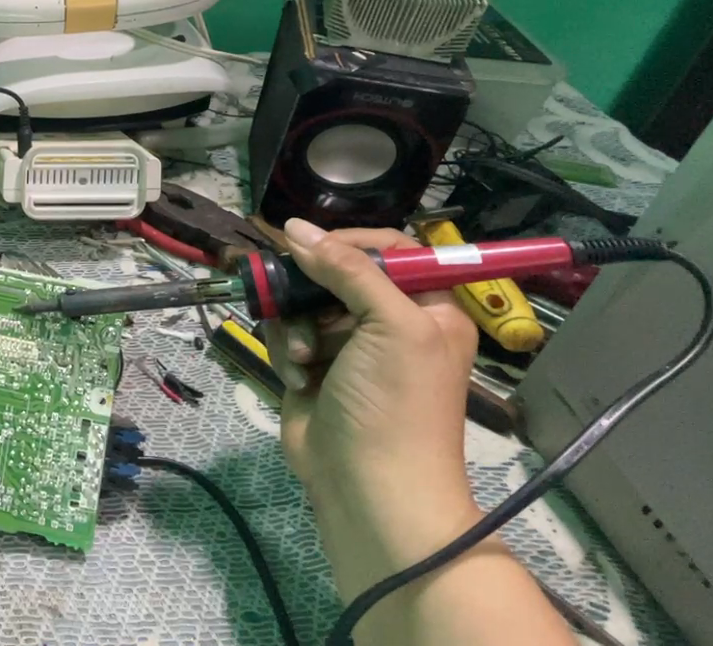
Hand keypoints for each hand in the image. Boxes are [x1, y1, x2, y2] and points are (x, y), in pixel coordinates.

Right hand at [260, 218, 480, 593]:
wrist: (368, 486)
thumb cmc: (395, 402)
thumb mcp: (389, 325)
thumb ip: (348, 270)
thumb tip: (295, 225)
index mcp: (426, 308)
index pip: (391, 250)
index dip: (352, 242)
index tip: (316, 248)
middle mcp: (387, 322)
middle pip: (334, 272)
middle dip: (309, 289)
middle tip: (292, 297)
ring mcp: (346, 346)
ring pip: (301, 302)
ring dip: (294, 325)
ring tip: (302, 356)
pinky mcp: (311, 366)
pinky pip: (285, 333)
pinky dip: (285, 350)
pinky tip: (295, 376)